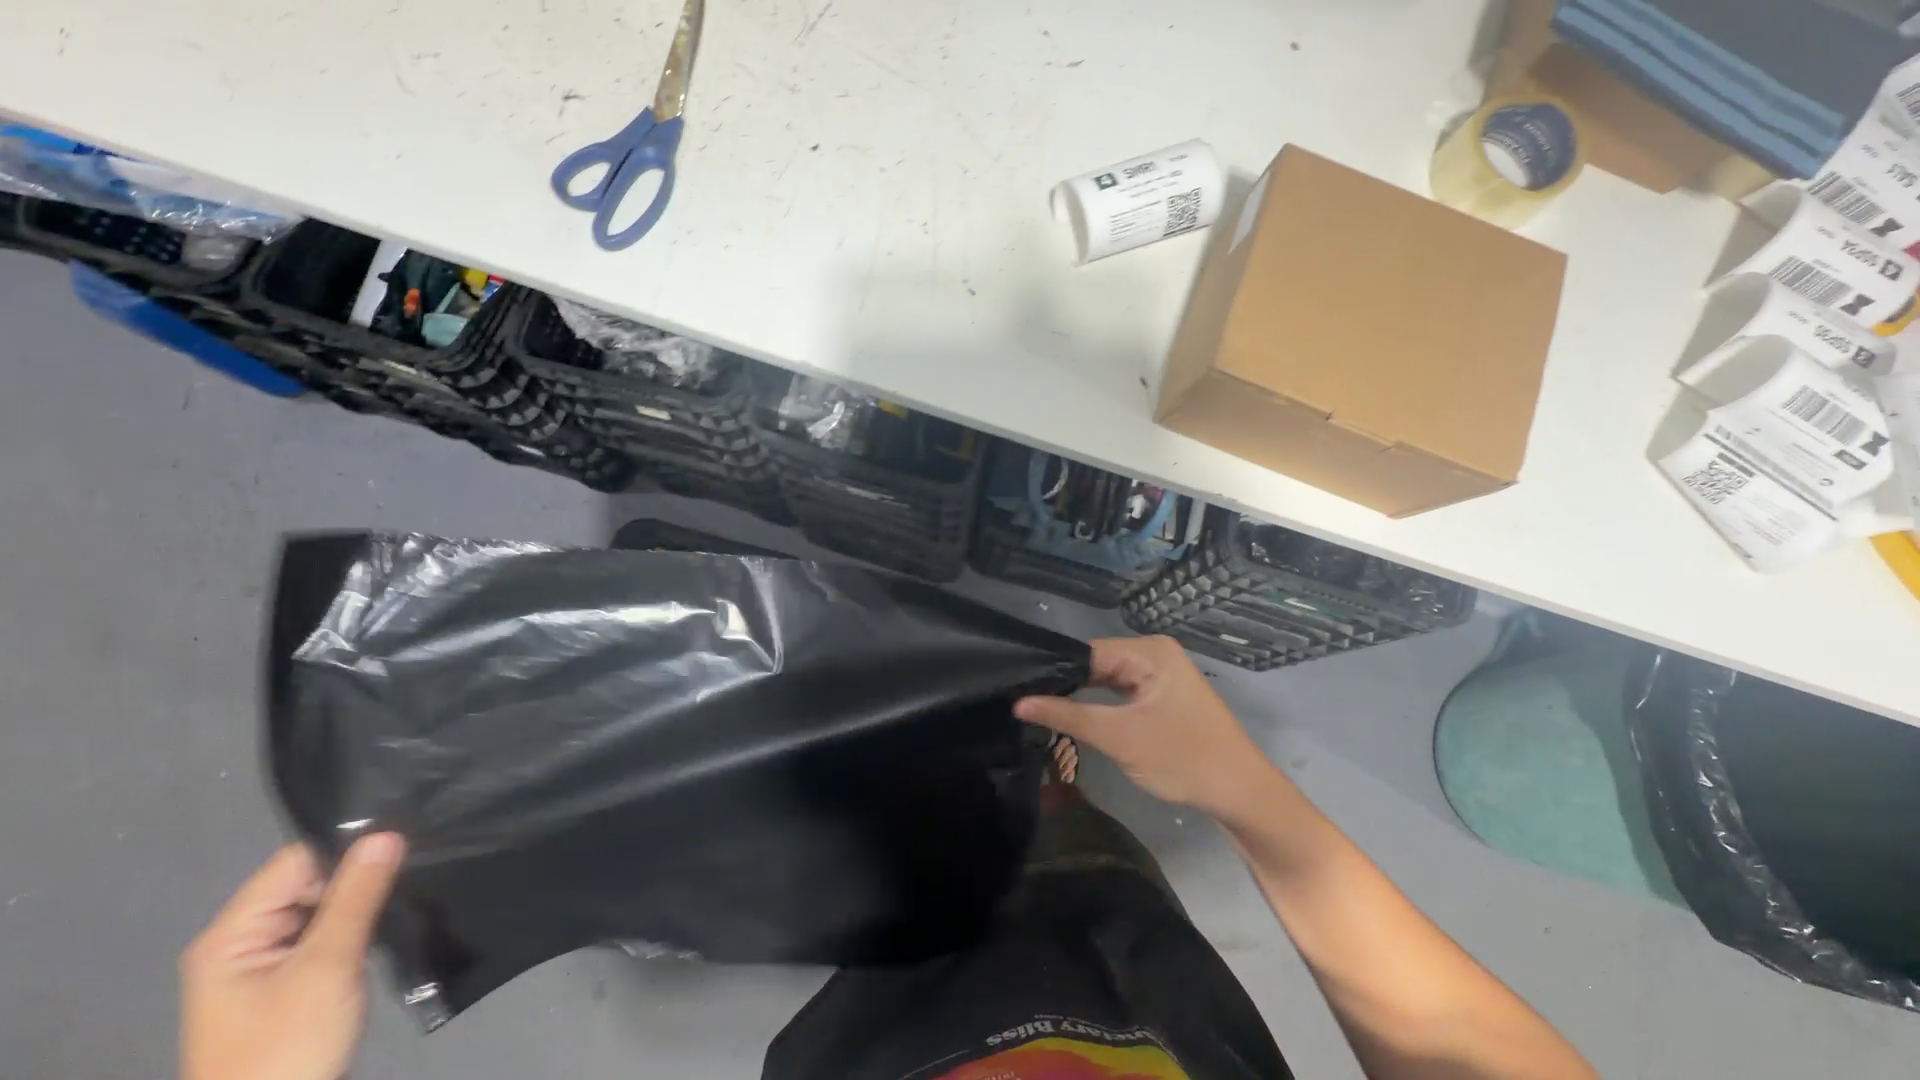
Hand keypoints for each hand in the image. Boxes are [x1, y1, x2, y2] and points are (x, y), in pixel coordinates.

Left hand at [180, 833, 405, 1079]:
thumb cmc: (288, 1045)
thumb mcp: (327, 968)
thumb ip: (356, 898)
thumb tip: (385, 833)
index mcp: (231, 935)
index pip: (294, 863)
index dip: (345, 849)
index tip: (402, 841)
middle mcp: (239, 944)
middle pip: (306, 886)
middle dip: (355, 880)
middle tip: (413, 871)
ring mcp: (262, 969)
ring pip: (319, 913)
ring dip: (357, 908)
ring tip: (407, 896)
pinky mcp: (287, 988)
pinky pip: (322, 941)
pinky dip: (353, 934)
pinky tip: (387, 930)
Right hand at [1015, 636, 1282, 818]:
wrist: (1239, 792)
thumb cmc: (1183, 759)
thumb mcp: (1118, 737)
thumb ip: (1067, 716)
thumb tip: (1018, 703)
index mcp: (1149, 652)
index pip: (1085, 652)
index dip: (1051, 671)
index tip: (1014, 689)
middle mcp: (1154, 653)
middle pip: (1094, 663)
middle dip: (1062, 683)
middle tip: (1019, 702)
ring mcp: (1159, 675)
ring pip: (1105, 679)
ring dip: (1079, 696)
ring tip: (1035, 709)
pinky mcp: (1160, 695)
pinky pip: (1119, 692)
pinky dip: (1098, 705)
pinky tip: (1070, 716)